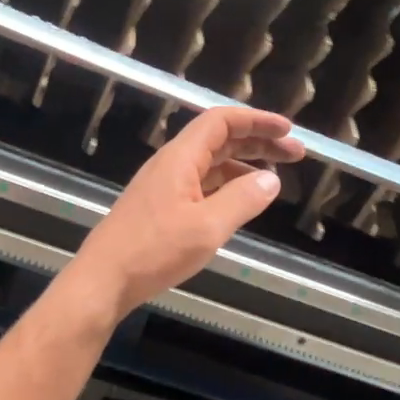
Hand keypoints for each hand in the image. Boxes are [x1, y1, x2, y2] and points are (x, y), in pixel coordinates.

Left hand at [68, 106, 304, 320]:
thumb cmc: (155, 250)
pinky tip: (241, 202)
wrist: (104, 278)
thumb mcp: (208, 227)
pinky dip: (226, 186)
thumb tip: (271, 180)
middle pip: (218, 140)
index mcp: (180, 158)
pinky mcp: (160, 207)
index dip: (256, 121)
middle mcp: (171, 164)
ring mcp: (163, 186)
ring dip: (243, 165)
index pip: (221, 122)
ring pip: (210, 164)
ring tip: (274, 179)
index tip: (287, 129)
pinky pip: (200, 185)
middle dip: (257, 142)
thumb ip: (243, 200)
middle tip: (295, 154)